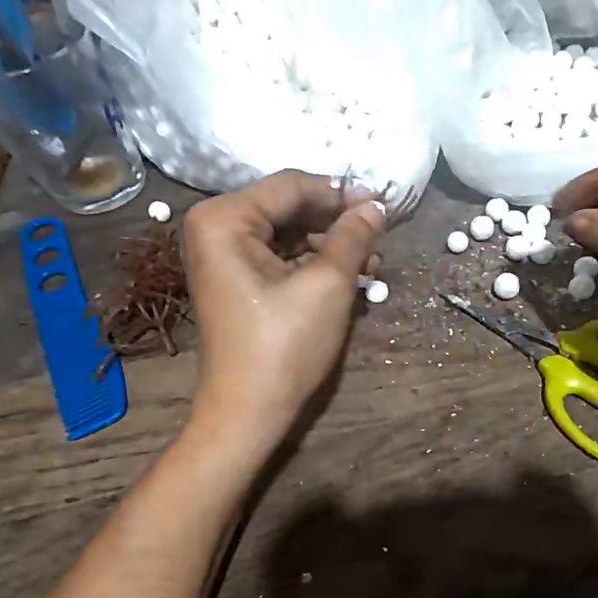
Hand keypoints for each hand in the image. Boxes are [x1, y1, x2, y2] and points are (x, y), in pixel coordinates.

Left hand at [182, 171, 384, 444]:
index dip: (340, 193)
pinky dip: (312, 263)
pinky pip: (279, 256)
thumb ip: (353, 236)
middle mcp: (215, 228)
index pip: (292, 185)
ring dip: (330, 245)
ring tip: (371, 264)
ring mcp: (223, 255)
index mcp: (224, 219)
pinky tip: (349, 277)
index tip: (382, 205)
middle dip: (336, 222)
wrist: (248, 412)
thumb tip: (376, 205)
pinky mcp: (236, 280)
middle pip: (288, 207)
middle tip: (379, 238)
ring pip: (288, 233)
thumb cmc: (284, 346)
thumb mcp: (327, 284)